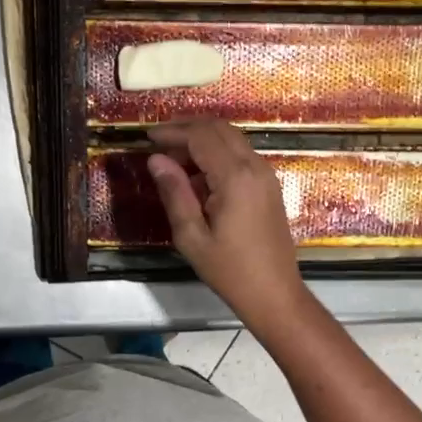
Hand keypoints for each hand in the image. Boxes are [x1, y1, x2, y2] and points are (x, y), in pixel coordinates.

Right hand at [146, 119, 307, 326]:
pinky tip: (197, 176)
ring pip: (232, 139)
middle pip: (219, 129)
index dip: (173, 132)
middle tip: (159, 143)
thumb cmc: (229, 270)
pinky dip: (217, 154)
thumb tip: (156, 160)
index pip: (201, 136)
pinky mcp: (269, 186)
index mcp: (235, 177)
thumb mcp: (192, 236)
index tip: (148, 138)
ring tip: (173, 160)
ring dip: (202, 141)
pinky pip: (241, 155)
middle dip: (187, 129)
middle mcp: (254, 166)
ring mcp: (266, 174)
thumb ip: (174, 193)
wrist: (274, 292)